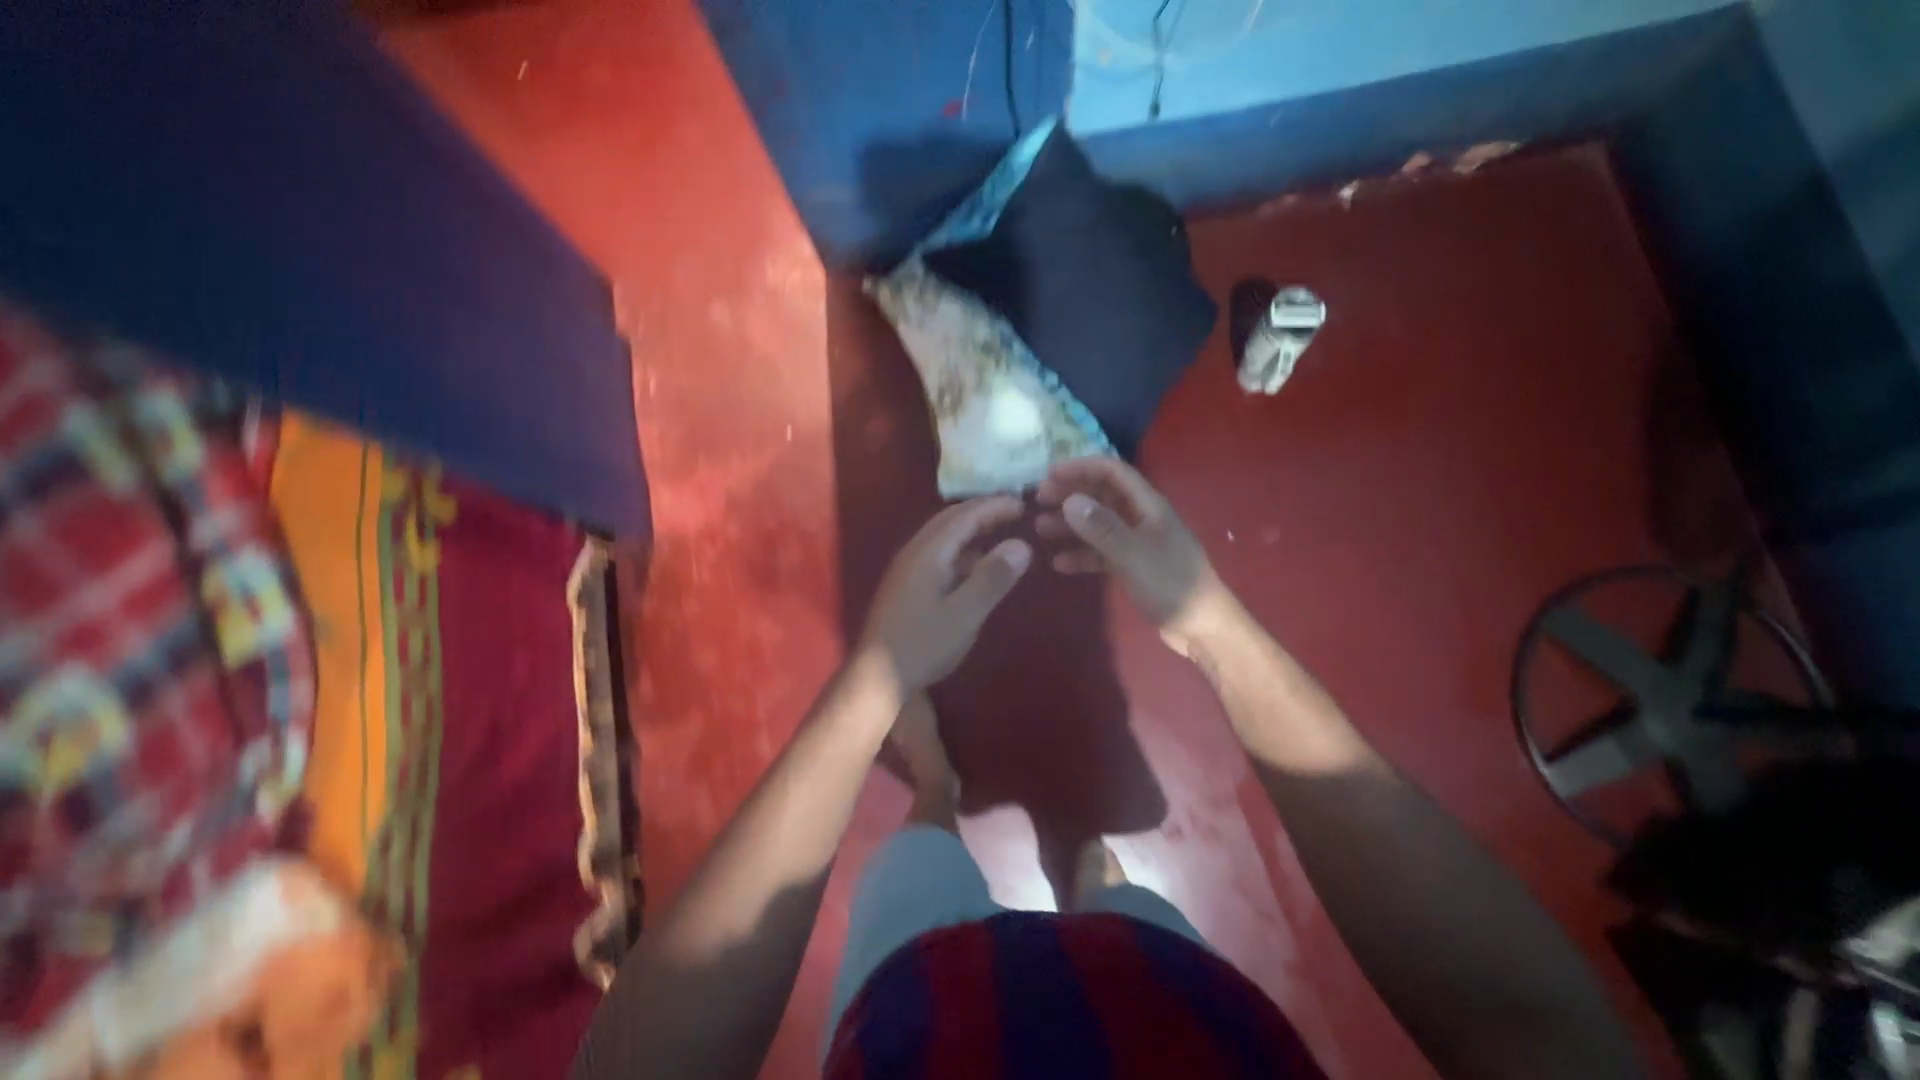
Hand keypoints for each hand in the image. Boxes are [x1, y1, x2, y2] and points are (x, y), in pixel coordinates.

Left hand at [858, 496, 1031, 691]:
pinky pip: (938, 554)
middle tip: (1014, 511)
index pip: (965, 516)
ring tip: (1000, 536)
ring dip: (971, 531)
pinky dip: (961, 551)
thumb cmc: (923, 644)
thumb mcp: (965, 613)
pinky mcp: (906, 586)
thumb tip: (1022, 545)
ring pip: (942, 537)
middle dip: (982, 512)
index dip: (994, 506)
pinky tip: (975, 568)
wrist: (877, 676)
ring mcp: (907, 569)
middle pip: (950, 520)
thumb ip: (993, 578)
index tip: (1023, 504)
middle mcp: (914, 552)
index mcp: (928, 552)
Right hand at [1036, 457, 1239, 654]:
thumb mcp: (1133, 554)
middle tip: (1038, 500)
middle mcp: (1142, 518)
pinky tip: (1060, 564)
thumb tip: (1069, 500)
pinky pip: (1102, 553)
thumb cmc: (1172, 584)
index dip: (1081, 467)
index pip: (1113, 472)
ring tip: (1040, 529)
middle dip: (1070, 494)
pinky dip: (1081, 555)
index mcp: (1148, 506)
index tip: (1048, 475)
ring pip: (1098, 525)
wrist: (1201, 627)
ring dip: (1071, 524)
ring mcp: (1138, 543)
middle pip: (1102, 495)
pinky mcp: (1133, 567)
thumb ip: (1101, 527)